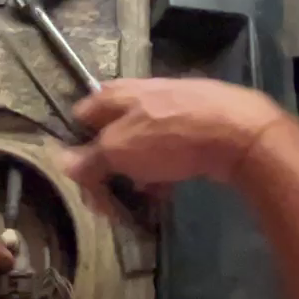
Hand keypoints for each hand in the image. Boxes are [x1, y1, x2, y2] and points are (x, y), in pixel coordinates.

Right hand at [57, 77, 295, 191]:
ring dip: (136, 175)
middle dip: (109, 171)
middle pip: (110, 136)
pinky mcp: (194, 125)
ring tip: (143, 199)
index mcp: (114, 94)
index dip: (77, 151)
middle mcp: (138, 96)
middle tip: (113, 203)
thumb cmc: (168, 137)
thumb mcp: (119, 150)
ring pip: (140, 146)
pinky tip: (167, 191)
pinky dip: (161, 172)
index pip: (80, 118)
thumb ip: (89, 158)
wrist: (237, 131)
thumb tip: (61, 162)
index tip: (86, 183)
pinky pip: (167, 151)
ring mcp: (169, 109)